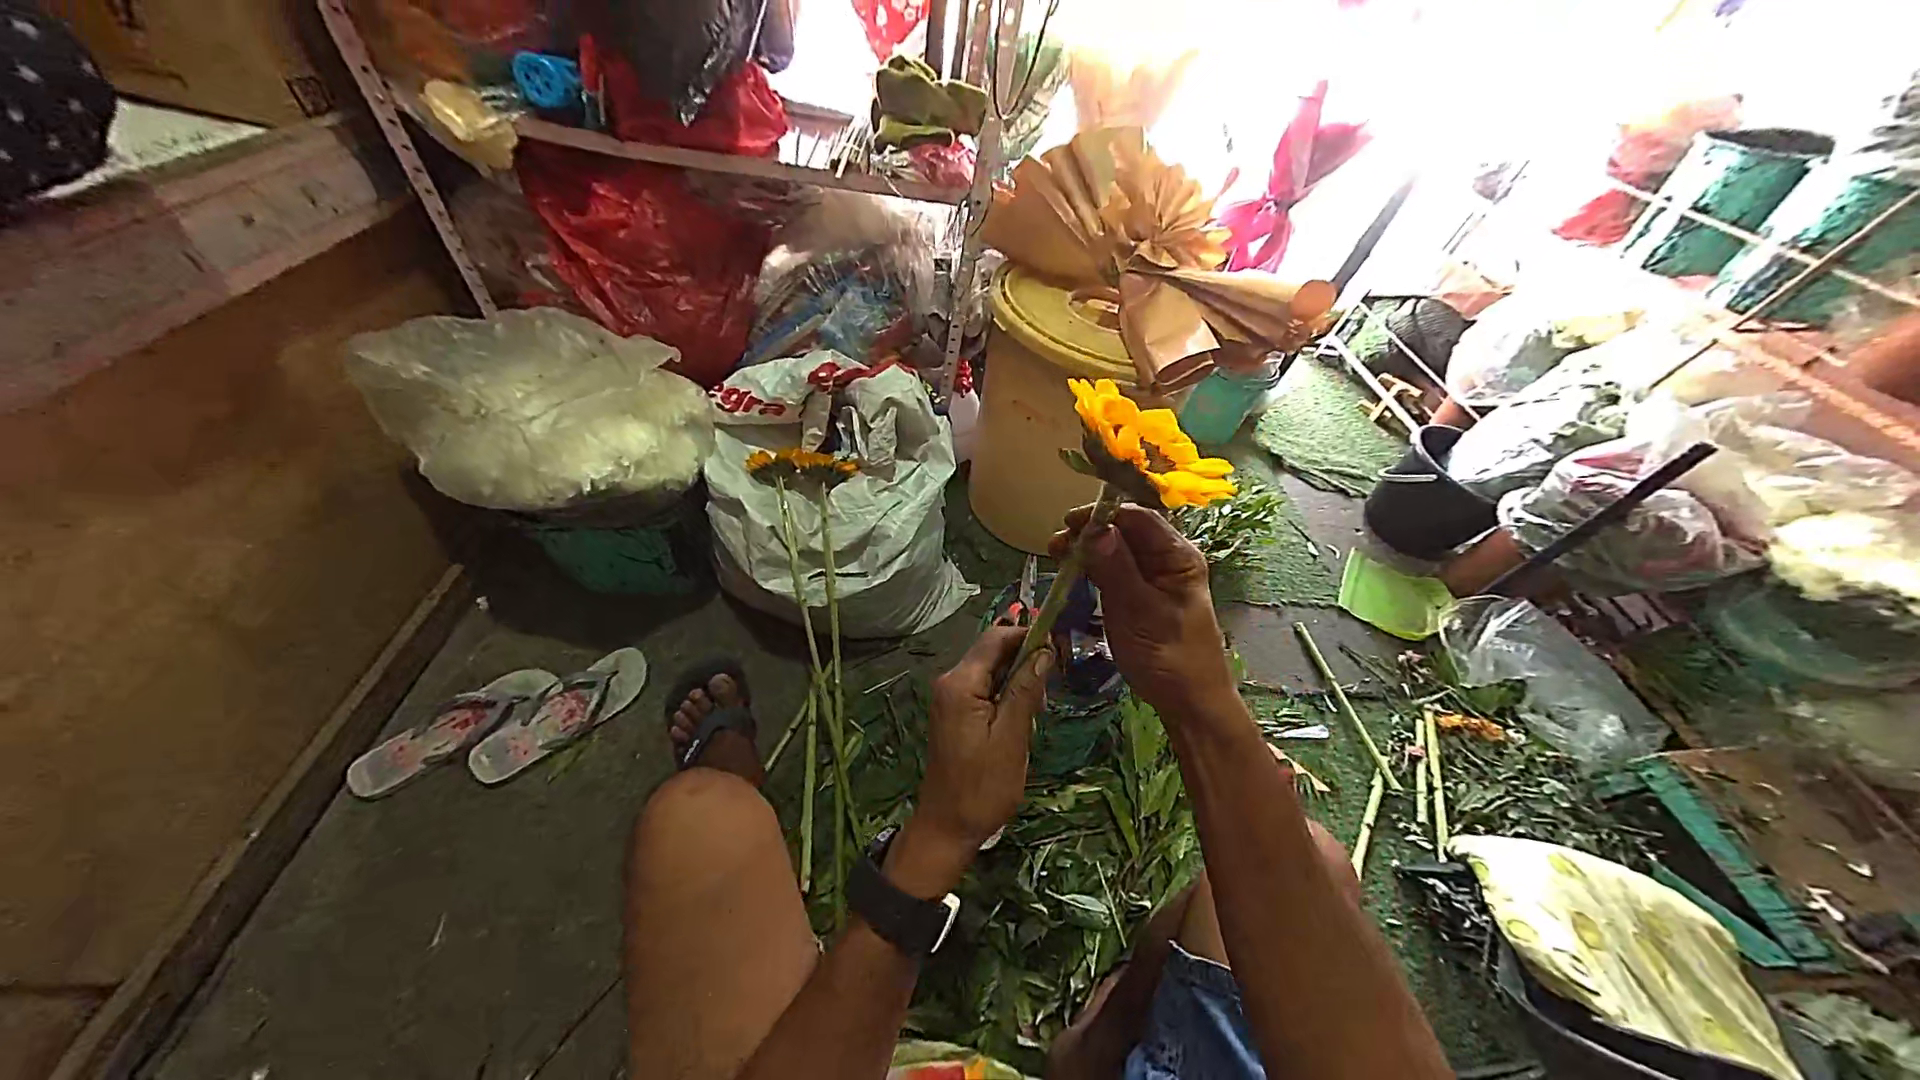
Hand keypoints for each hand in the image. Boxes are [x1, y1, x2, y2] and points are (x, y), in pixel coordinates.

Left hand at [891, 627, 1050, 897]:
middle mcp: (950, 682)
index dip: (1028, 634)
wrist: (947, 826)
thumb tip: (1044, 651)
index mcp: (960, 683)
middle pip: (992, 652)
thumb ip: (1025, 690)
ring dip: (1018, 677)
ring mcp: (950, 698)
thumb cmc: (982, 786)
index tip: (1060, 642)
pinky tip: (1024, 713)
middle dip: (1025, 657)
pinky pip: (984, 689)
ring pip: (990, 670)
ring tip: (1042, 702)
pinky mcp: (954, 712)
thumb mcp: (1011, 737)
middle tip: (1057, 675)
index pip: (996, 639)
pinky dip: (1006, 692)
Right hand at [1050, 503, 1236, 720]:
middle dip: (1089, 531)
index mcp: (1177, 556)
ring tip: (1057, 554)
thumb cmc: (1170, 657)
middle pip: (1124, 530)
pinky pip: (1111, 570)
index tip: (1069, 523)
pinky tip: (1071, 570)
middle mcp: (1165, 560)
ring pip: (1114, 549)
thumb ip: (1116, 568)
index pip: (1138, 518)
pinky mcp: (1135, 594)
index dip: (1103, 515)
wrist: (1188, 703)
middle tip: (1057, 544)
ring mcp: (1149, 577)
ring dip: (1086, 548)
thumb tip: (1094, 529)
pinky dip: (1090, 567)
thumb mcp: (1139, 611)